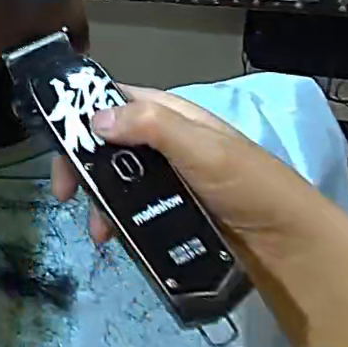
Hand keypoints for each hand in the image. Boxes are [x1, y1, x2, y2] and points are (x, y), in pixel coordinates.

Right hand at [53, 86, 321, 245]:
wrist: (288, 244)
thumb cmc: (247, 185)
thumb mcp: (201, 148)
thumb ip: (152, 126)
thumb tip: (97, 119)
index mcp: (170, 116)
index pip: (115, 101)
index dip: (83, 115)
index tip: (59, 143)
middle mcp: (164, 142)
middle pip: (108, 144)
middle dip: (83, 165)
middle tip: (65, 193)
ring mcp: (166, 178)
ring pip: (116, 180)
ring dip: (98, 199)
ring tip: (98, 230)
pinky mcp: (170, 210)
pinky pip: (131, 208)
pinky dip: (116, 220)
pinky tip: (113, 238)